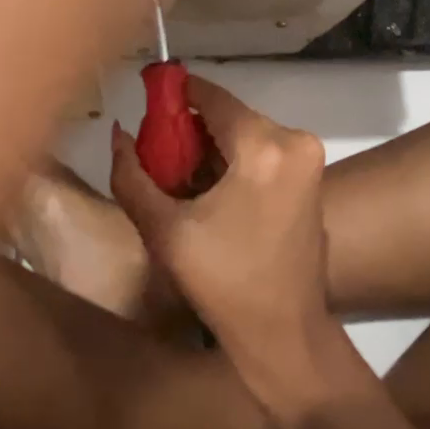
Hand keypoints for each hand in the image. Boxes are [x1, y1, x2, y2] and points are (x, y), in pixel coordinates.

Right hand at [109, 77, 332, 410]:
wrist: (286, 334)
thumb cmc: (223, 282)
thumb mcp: (165, 230)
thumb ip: (132, 177)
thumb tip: (118, 134)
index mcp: (264, 147)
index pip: (212, 97)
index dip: (175, 94)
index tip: (146, 99)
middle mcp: (295, 142)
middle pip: (229, 116)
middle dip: (190, 131)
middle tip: (157, 158)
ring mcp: (308, 163)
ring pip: (246, 135)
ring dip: (212, 149)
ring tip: (180, 182)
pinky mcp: (311, 181)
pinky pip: (264, 154)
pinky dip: (235, 164)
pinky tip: (210, 195)